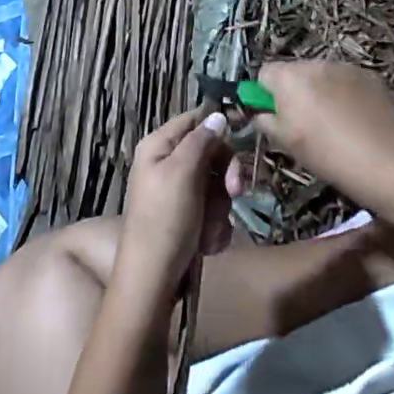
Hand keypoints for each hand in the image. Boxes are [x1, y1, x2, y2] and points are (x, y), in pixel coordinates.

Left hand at [115, 108, 232, 291]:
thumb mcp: (183, 173)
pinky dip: (214, 226)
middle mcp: (166, 164)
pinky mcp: (186, 217)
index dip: (218, 130)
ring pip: (215, 186)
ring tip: (208, 228)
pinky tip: (206, 242)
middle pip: (210, 154)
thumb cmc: (165, 219)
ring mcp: (177, 193)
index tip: (239, 145)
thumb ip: (201, 140)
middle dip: (224, 177)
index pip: (194, 120)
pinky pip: (212, 211)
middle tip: (234, 192)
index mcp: (158, 146)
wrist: (154, 278)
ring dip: (219, 209)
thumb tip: (217, 115)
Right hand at [254, 61, 393, 196]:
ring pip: (321, 75)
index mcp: (288, 77)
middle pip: (294, 72)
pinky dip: (345, 94)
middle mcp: (315, 63)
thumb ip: (266, 122)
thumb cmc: (327, 154)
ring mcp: (345, 67)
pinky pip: (346, 81)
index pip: (264, 73)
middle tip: (305, 124)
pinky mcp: (370, 76)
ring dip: (320, 91)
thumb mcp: (285, 144)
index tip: (276, 116)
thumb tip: (263, 114)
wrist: (388, 162)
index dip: (266, 94)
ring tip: (334, 124)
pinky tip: (356, 120)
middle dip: (295, 91)